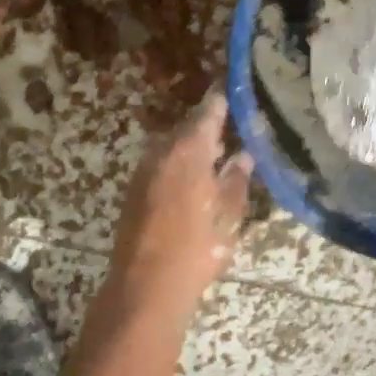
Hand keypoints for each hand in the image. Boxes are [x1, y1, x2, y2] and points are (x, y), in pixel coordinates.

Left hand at [106, 93, 253, 314]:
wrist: (145, 285)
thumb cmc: (196, 251)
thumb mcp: (228, 217)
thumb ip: (235, 182)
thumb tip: (243, 157)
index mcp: (188, 150)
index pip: (208, 111)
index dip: (222, 100)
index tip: (235, 90)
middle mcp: (161, 151)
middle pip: (187, 128)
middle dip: (209, 128)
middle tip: (233, 131)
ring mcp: (143, 169)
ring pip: (172, 147)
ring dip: (192, 149)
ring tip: (217, 159)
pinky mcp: (133, 189)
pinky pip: (160, 165)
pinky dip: (177, 165)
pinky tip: (193, 183)